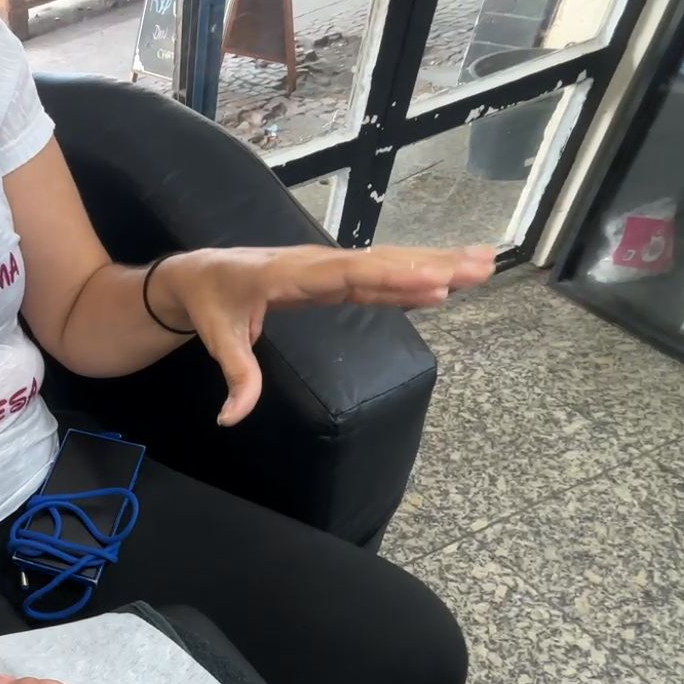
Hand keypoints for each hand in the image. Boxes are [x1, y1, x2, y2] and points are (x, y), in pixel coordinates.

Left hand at [153, 245, 495, 424]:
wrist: (199, 274)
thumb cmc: (209, 303)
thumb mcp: (217, 339)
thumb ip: (235, 377)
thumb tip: (230, 419)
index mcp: (286, 274)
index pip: (345, 275)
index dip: (389, 278)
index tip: (433, 282)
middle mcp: (313, 264)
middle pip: (377, 264)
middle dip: (429, 264)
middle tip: (482, 267)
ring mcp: (324, 269)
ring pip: (382, 265)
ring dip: (431, 264)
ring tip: (483, 264)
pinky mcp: (328, 278)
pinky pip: (373, 276)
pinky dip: (408, 277)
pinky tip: (442, 281)